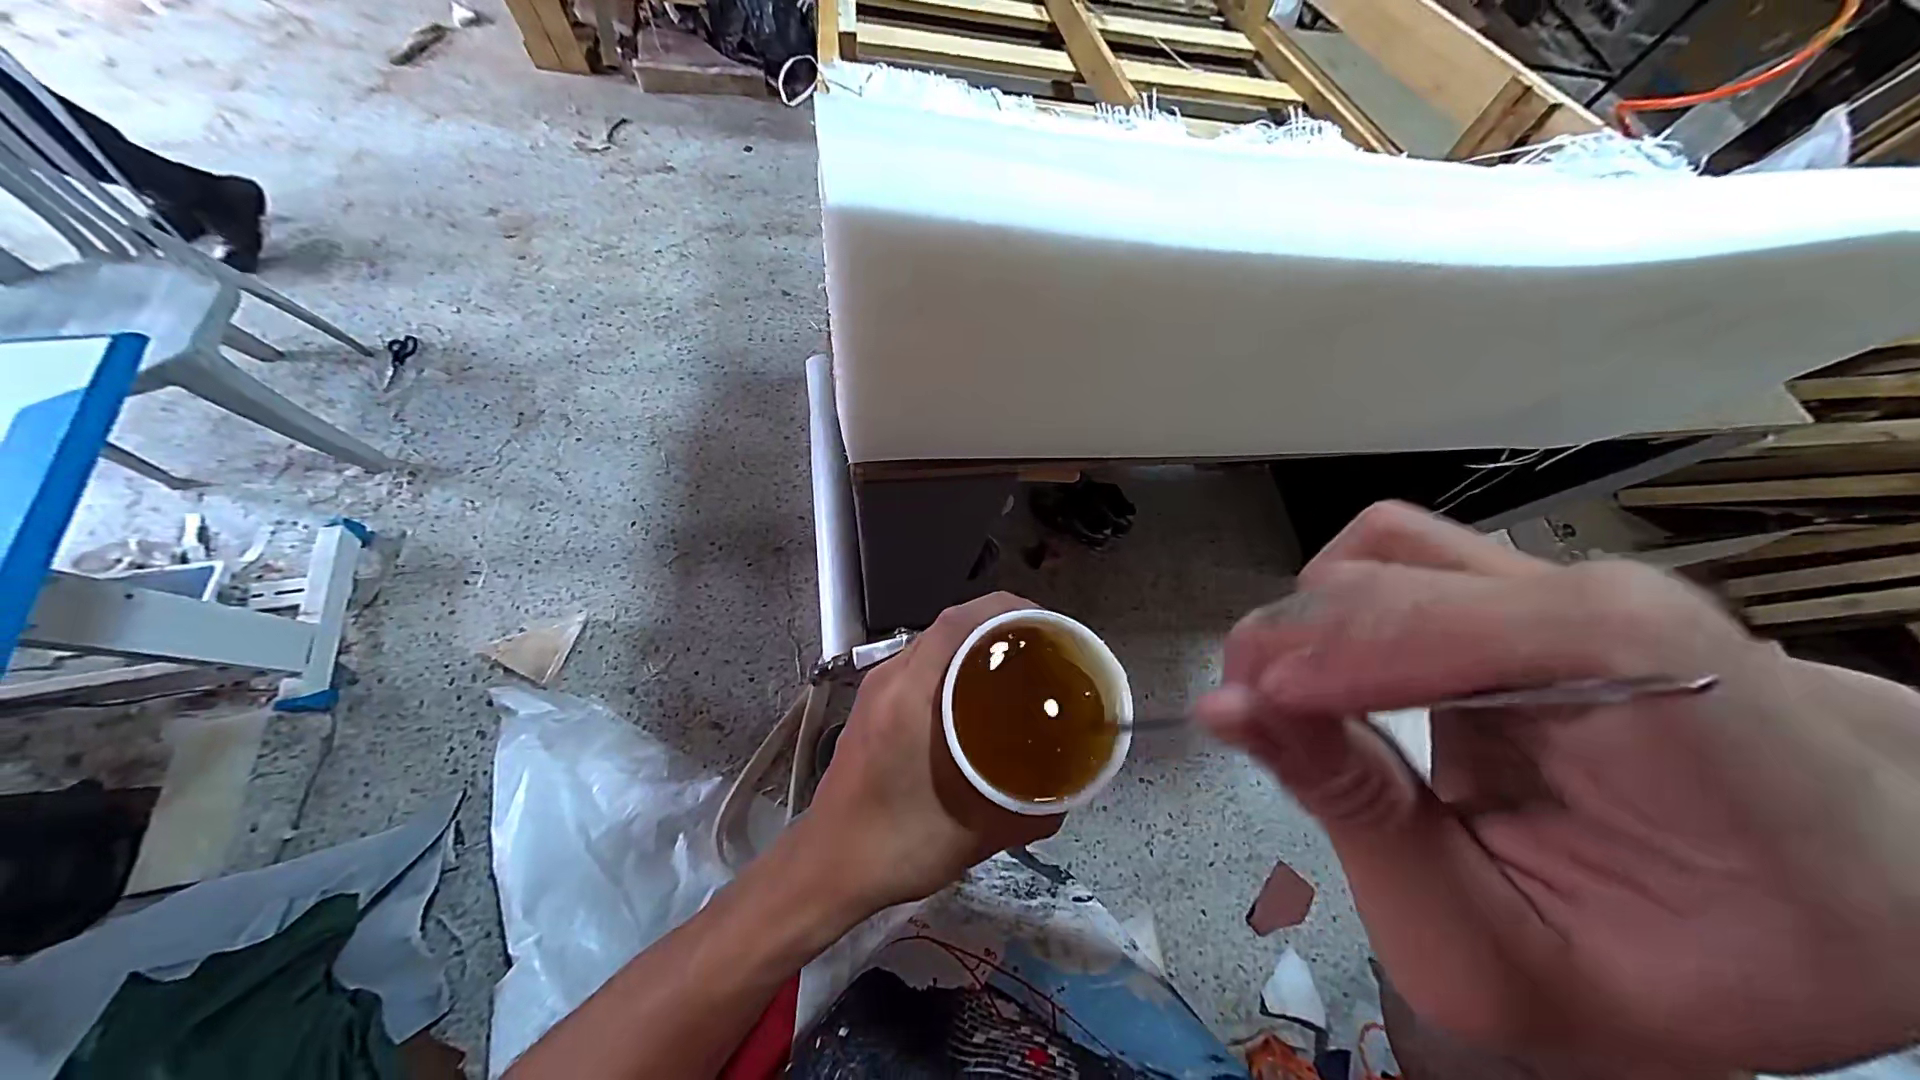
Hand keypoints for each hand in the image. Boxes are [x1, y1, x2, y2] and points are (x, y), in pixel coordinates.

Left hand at [798, 592, 1063, 913]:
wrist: (829, 865)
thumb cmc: (896, 846)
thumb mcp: (976, 832)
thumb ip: (1029, 812)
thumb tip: (1066, 793)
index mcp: (910, 695)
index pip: (957, 622)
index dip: (1006, 609)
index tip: (1045, 625)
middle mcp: (888, 680)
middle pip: (947, 626)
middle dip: (997, 626)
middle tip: (1040, 650)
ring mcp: (875, 690)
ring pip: (932, 645)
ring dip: (973, 645)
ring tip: (1013, 669)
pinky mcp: (870, 706)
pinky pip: (918, 666)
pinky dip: (951, 667)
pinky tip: (974, 698)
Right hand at [1195, 501, 1919, 1074]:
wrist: (1770, 908)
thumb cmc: (1646, 965)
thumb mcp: (1482, 946)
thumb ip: (1354, 812)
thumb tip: (1220, 706)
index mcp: (1706, 730)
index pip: (1530, 632)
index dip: (1374, 648)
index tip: (1255, 700)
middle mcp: (1643, 614)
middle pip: (1418, 577)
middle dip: (1301, 643)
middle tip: (1246, 717)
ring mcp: (1578, 580)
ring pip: (1389, 547)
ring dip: (1311, 619)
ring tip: (1288, 696)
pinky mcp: (1528, 579)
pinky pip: (1398, 554)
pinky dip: (1338, 603)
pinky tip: (1341, 669)